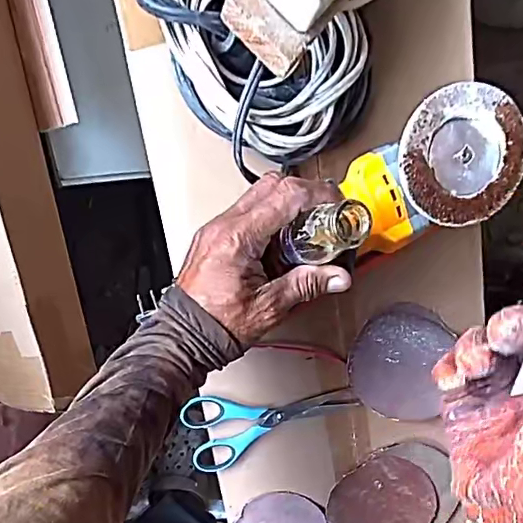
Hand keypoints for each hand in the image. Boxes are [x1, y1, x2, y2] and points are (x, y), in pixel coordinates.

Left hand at [175, 174, 352, 344]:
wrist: (186, 338)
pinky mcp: (214, 238)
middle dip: (304, 195)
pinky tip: (279, 246)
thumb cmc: (215, 325)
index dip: (318, 194)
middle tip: (324, 216)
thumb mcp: (269, 307)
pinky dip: (268, 221)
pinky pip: (245, 214)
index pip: (285, 195)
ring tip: (303, 235)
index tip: (335, 204)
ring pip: (258, 196)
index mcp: (237, 237)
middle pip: (272, 185)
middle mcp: (223, 226)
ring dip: (286, 207)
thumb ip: (306, 285)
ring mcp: (216, 229)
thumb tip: (337, 276)